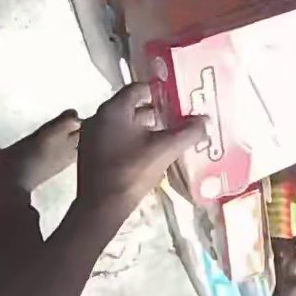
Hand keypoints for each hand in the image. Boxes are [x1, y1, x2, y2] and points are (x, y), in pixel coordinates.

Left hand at [75, 81, 205, 216]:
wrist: (102, 207)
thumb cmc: (132, 171)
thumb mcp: (164, 150)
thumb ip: (187, 132)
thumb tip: (206, 120)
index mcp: (113, 110)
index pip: (137, 89)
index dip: (158, 91)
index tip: (175, 98)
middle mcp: (97, 118)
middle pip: (128, 106)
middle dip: (152, 110)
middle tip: (174, 116)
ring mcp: (91, 136)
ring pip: (121, 124)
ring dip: (141, 126)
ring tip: (164, 134)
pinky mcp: (90, 153)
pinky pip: (112, 137)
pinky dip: (129, 139)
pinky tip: (145, 150)